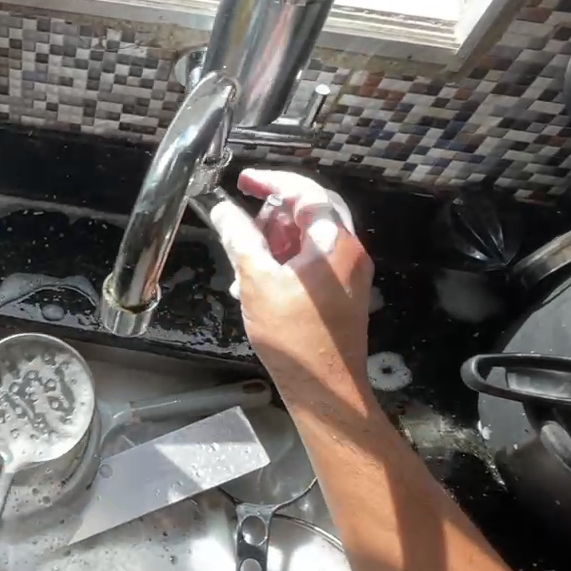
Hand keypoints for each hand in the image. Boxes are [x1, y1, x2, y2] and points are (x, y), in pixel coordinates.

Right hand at [207, 168, 377, 423]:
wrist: (325, 389)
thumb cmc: (292, 336)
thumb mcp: (257, 281)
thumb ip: (240, 239)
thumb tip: (222, 210)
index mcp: (334, 243)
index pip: (306, 193)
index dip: (271, 181)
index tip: (242, 181)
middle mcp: (348, 252)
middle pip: (309, 214)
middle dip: (271, 217)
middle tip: (242, 228)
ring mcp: (348, 274)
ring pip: (307, 239)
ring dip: (273, 243)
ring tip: (243, 266)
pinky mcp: (341, 294)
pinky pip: (310, 263)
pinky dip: (283, 263)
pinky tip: (257, 285)